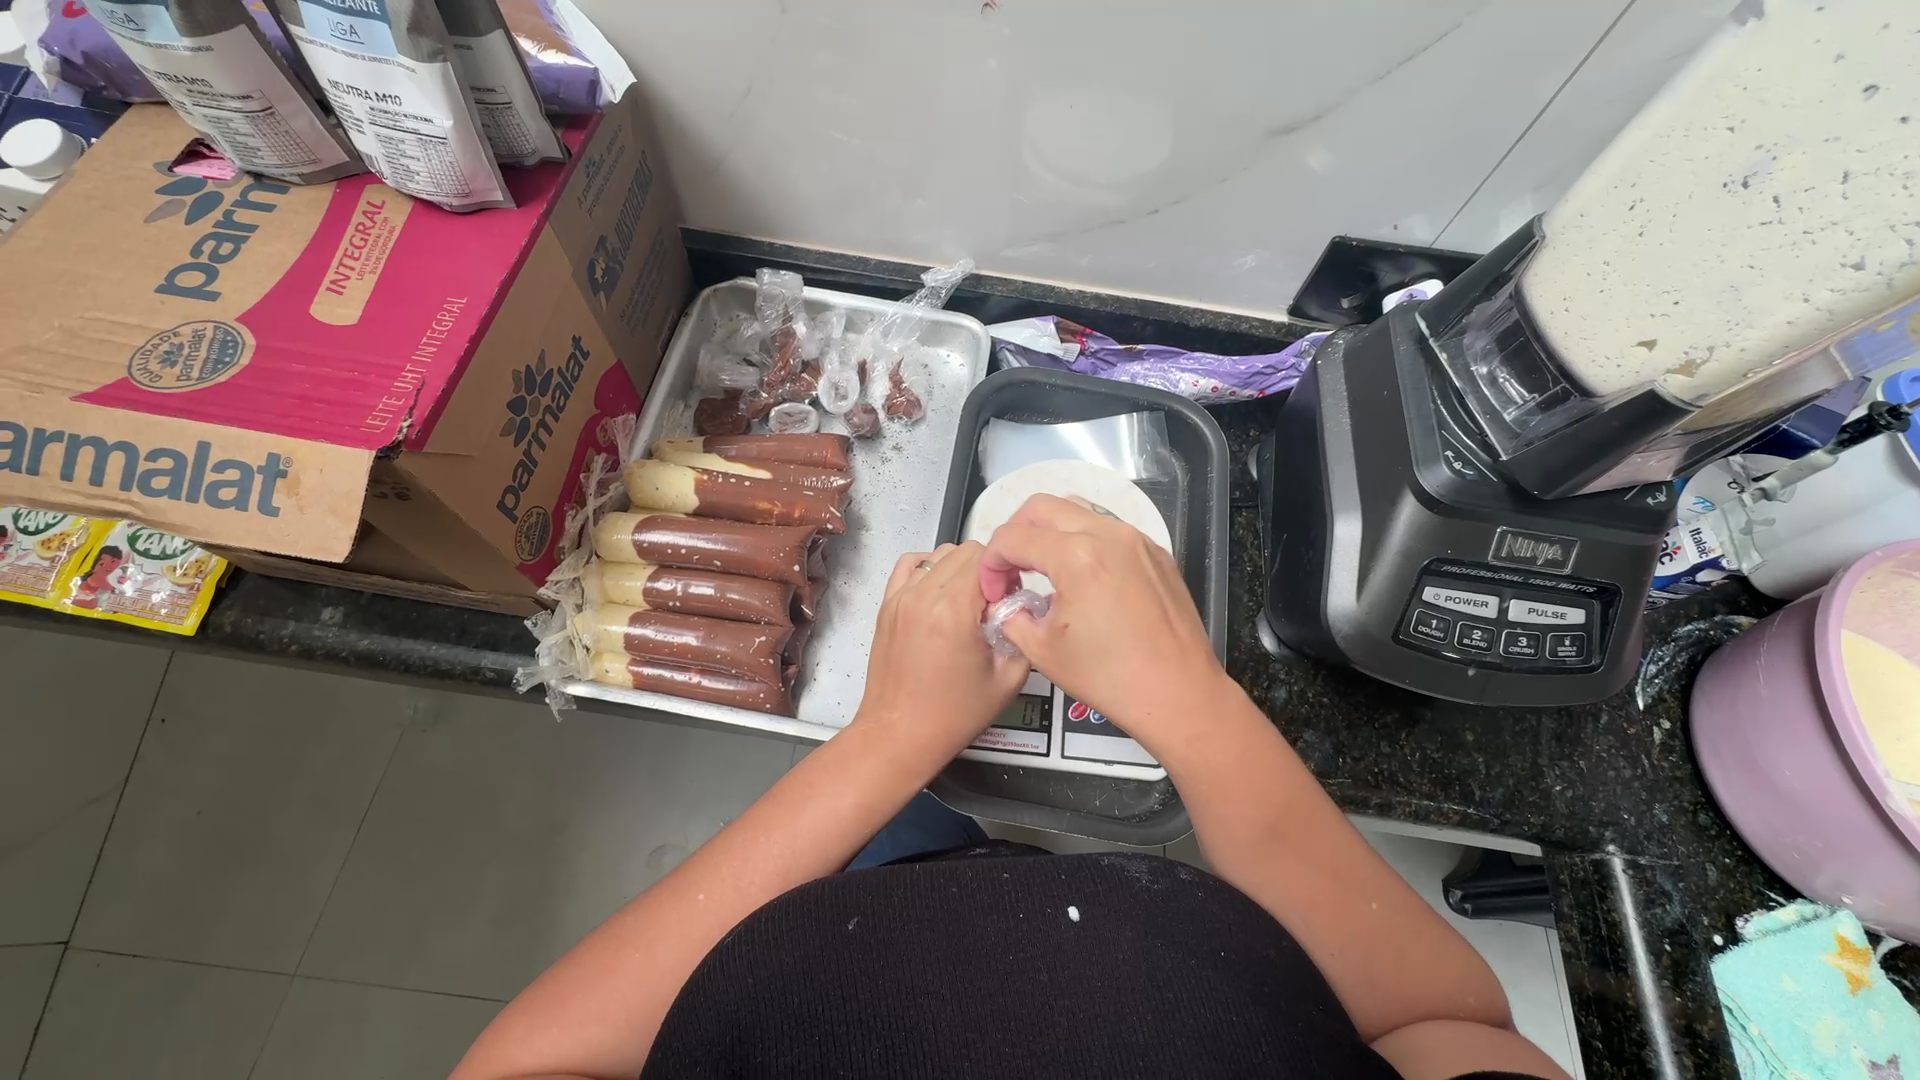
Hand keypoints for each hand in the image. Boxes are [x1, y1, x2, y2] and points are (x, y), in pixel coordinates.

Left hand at [853, 542, 1030, 761]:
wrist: (899, 735)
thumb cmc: (951, 714)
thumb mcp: (1008, 680)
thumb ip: (1023, 634)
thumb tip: (1024, 608)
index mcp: (952, 610)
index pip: (986, 557)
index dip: (1005, 574)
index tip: (1009, 599)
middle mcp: (922, 596)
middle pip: (964, 551)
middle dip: (986, 570)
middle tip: (992, 604)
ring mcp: (899, 598)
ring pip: (939, 554)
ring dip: (959, 570)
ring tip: (967, 602)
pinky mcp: (886, 606)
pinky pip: (910, 565)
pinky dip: (929, 568)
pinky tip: (941, 593)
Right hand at [978, 495, 1228, 751]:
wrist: (1179, 693)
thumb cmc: (1108, 677)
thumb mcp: (1042, 651)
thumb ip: (1011, 616)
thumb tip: (1005, 603)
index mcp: (1075, 556)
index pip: (1013, 538)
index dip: (991, 564)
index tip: (995, 592)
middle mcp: (1107, 534)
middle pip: (1042, 507)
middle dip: (1015, 533)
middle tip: (1011, 569)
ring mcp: (1136, 540)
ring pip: (1078, 510)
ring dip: (1050, 532)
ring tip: (1044, 569)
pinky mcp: (1156, 553)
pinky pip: (1110, 530)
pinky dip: (1085, 542)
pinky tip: (1083, 580)